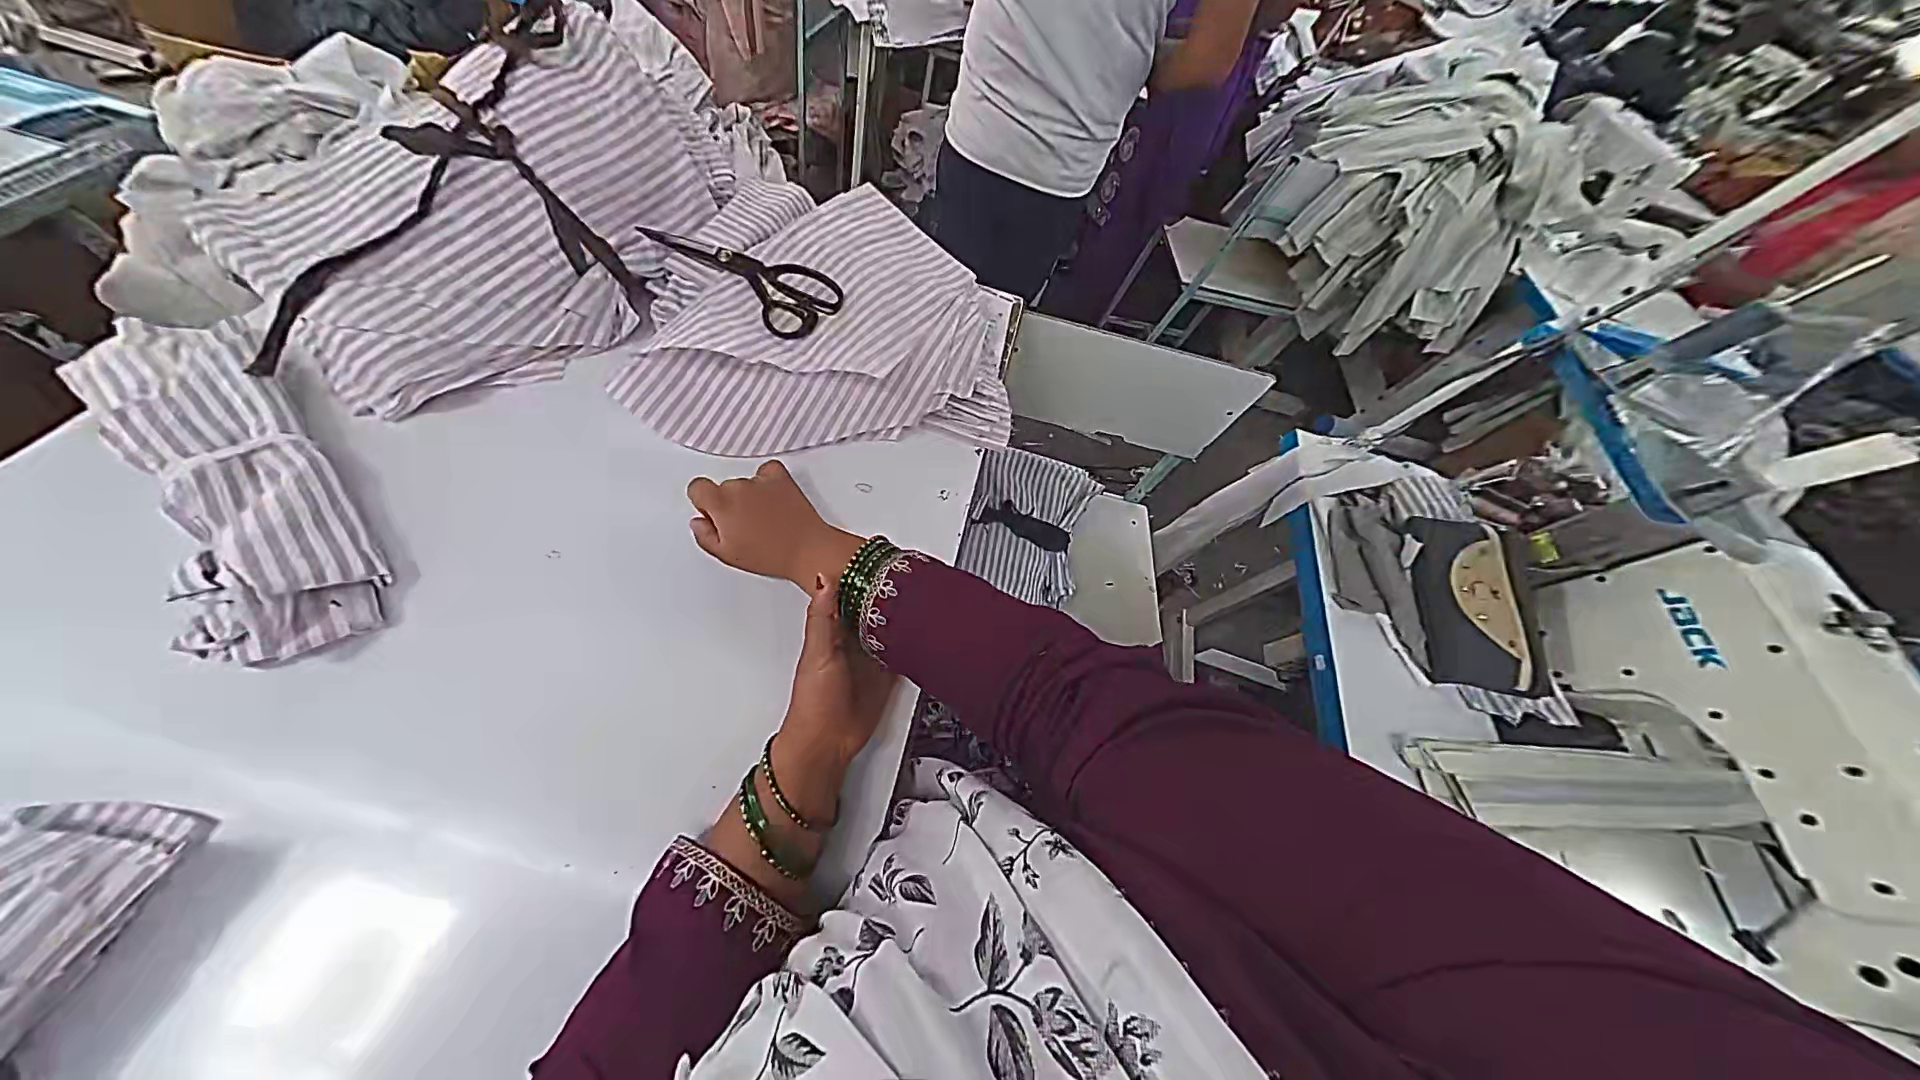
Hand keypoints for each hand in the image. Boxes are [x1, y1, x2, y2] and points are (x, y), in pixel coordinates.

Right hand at [687, 460, 867, 587]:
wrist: (807, 550)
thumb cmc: (770, 555)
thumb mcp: (727, 554)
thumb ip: (705, 535)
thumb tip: (699, 523)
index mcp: (720, 504)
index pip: (697, 487)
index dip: (704, 502)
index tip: (715, 514)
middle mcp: (738, 487)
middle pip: (724, 487)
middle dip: (730, 502)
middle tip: (746, 525)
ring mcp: (761, 480)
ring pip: (746, 481)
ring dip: (751, 494)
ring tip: (766, 518)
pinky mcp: (782, 477)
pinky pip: (768, 471)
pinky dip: (769, 480)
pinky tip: (774, 499)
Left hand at [771, 576, 898, 824]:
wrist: (827, 743)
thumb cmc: (814, 702)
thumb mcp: (818, 653)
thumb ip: (822, 617)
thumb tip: (823, 579)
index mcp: (833, 631)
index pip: (849, 597)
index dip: (862, 579)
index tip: (878, 561)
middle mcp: (853, 642)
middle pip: (874, 612)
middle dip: (888, 597)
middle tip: (908, 576)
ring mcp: (871, 659)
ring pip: (890, 630)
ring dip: (902, 619)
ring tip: (921, 599)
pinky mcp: (887, 676)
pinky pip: (904, 654)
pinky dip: (913, 644)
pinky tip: (923, 633)